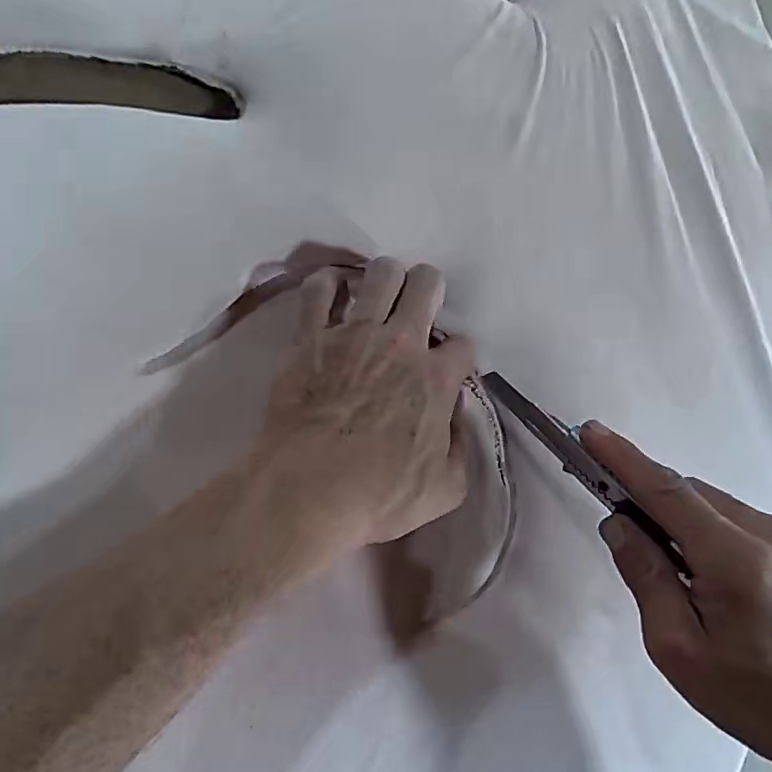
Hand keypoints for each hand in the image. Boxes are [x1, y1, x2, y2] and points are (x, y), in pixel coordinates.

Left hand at [253, 257, 475, 556]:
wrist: (306, 494)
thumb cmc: (379, 497)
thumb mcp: (446, 487)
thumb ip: (459, 445)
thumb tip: (454, 418)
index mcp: (437, 378)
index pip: (464, 344)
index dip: (459, 356)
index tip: (449, 371)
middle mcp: (402, 343)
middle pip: (427, 284)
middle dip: (430, 291)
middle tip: (421, 310)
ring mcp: (354, 334)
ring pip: (381, 274)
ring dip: (388, 278)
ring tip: (383, 295)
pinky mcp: (310, 336)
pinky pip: (319, 289)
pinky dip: (330, 285)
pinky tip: (335, 292)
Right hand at [580, 422, 771, 771]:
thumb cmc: (761, 705)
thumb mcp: (681, 653)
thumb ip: (646, 579)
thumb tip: (619, 523)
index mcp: (738, 562)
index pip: (668, 491)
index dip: (624, 459)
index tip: (592, 433)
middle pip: (696, 496)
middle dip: (655, 502)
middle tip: (628, 530)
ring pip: (725, 509)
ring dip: (692, 525)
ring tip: (688, 580)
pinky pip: (753, 525)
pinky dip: (724, 537)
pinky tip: (726, 584)